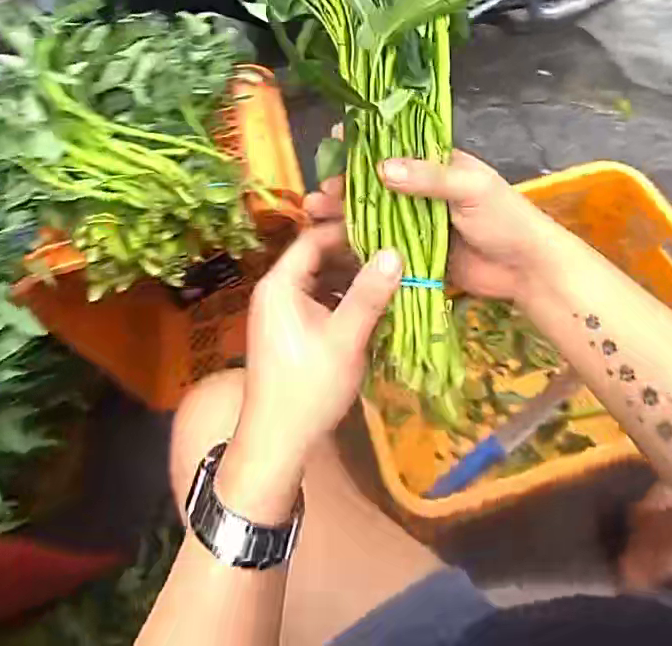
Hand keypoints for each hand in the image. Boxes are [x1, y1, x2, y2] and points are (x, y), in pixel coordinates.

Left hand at [218, 221, 399, 521]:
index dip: (348, 230)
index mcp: (280, 283)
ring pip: (321, 279)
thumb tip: (395, 252)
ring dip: (352, 278)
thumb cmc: (307, 387)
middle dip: (355, 255)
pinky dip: (344, 298)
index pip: (314, 238)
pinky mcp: (291, 328)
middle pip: (318, 257)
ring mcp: (282, 310)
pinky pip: (320, 299)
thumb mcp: (344, 339)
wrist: (276, 442)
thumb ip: (368, 294)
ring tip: (391, 275)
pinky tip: (373, 304)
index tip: (385, 229)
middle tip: (395, 251)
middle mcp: (277, 290)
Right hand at [303, 150, 578, 304]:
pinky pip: (381, 241)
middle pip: (375, 181)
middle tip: (322, 189)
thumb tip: (381, 167)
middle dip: (346, 182)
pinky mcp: (413, 250)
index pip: (395, 145)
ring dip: (345, 209)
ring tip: (317, 211)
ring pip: (373, 211)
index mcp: (436, 163)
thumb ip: (428, 177)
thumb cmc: (505, 218)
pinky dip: (357, 238)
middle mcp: (421, 188)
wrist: (526, 270)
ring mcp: (415, 220)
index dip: (365, 142)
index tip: (336, 138)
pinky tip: (333, 238)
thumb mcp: (471, 188)